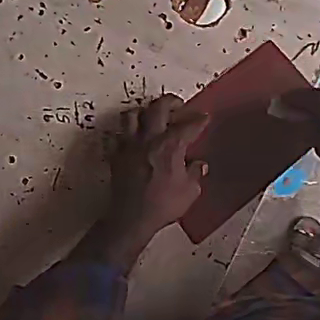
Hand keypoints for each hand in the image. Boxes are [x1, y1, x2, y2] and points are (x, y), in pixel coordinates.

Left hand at [76, 95, 209, 269]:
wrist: (132, 217)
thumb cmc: (162, 205)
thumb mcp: (190, 191)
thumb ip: (195, 173)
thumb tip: (198, 165)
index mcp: (170, 146)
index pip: (187, 125)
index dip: (198, 119)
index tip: (204, 117)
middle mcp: (148, 140)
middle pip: (158, 108)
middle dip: (171, 102)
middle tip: (178, 105)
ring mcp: (129, 145)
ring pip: (132, 115)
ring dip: (144, 112)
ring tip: (152, 116)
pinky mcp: (116, 155)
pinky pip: (118, 135)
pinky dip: (126, 132)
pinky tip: (132, 137)